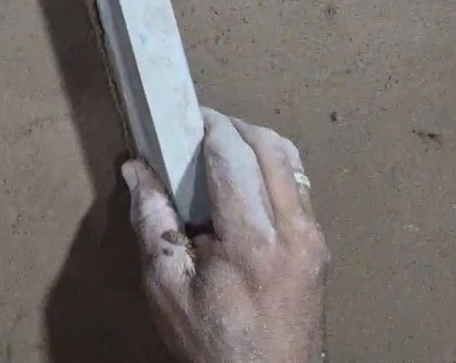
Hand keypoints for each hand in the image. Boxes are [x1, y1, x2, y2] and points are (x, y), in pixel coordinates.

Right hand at [123, 110, 329, 362]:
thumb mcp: (166, 285)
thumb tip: (136, 168)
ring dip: (252, 141)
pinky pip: (296, 184)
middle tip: (194, 127)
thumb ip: (152, 220)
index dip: (205, 125)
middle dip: (229, 125)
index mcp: (253, 241)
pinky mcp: (319, 249)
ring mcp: (314, 240)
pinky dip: (268, 165)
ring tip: (215, 149)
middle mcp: (294, 233)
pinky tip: (238, 180)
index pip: (232, 155)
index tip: (179, 115)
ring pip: (289, 160)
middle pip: (269, 146)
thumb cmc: (213, 342)